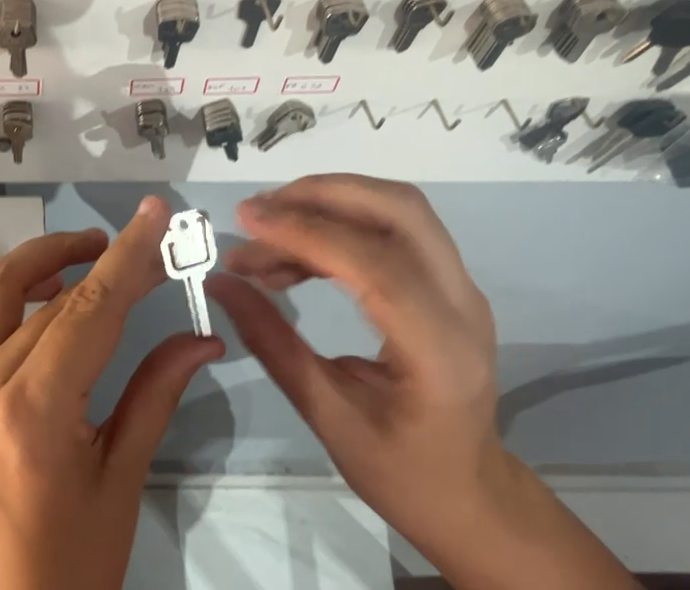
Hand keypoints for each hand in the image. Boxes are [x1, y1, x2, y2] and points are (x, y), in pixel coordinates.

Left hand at [0, 196, 224, 589]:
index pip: (89, 310)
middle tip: (147, 252)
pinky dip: (7, 293)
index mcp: (33, 411)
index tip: (153, 212)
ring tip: (89, 257)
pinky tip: (41, 295)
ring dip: (41, 263)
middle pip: (49, 298)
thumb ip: (157, 393)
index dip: (127, 256)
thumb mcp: (123, 476)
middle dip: (103, 265)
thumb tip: (204, 336)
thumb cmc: (75, 555)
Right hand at [206, 176, 635, 589]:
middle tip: (255, 214)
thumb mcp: (328, 417)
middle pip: (399, 211)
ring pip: (398, 209)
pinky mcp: (446, 282)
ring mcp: (461, 288)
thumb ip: (272, 344)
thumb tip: (220, 283)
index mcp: (438, 351)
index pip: (377, 266)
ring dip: (327, 204)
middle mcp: (463, 304)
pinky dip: (339, 224)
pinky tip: (292, 256)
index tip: (245, 220)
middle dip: (320, 195)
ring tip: (263, 237)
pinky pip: (394, 228)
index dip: (307, 233)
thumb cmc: (401, 471)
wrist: (469, 494)